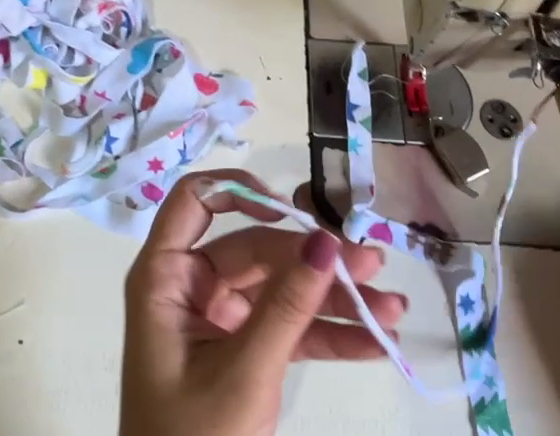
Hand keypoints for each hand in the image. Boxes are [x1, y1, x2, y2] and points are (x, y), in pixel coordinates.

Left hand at [120, 169, 407, 435]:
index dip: (238, 189)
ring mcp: (218, 319)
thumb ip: (288, 306)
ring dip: (335, 300)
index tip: (290, 205)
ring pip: (280, 289)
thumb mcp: (244, 371)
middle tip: (375, 264)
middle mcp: (190, 286)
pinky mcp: (242, 350)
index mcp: (166, 277)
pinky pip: (288, 329)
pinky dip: (328, 336)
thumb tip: (325, 240)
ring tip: (393, 308)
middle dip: (316, 261)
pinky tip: (377, 341)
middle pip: (256, 249)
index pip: (195, 202)